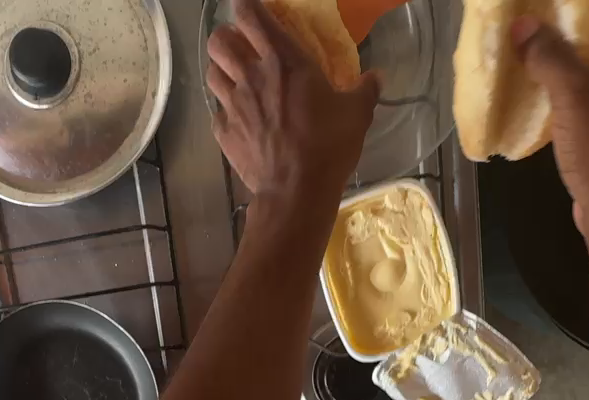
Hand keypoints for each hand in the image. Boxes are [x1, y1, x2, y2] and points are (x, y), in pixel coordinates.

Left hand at [207, 0, 379, 218]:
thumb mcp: (356, 114)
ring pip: (212, 74)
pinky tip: (240, 123)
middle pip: (218, 41)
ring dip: (222, 74)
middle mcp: (251, 76)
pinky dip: (225, 115)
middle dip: (226, 40)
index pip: (250, 13)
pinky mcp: (225, 135)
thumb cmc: (327, 146)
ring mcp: (234, 106)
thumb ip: (364, 90)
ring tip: (236, 84)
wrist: (296, 192)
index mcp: (283, 58)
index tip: (254, 14)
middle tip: (241, 51)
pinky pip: (217, 114)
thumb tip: (375, 77)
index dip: (247, 8)